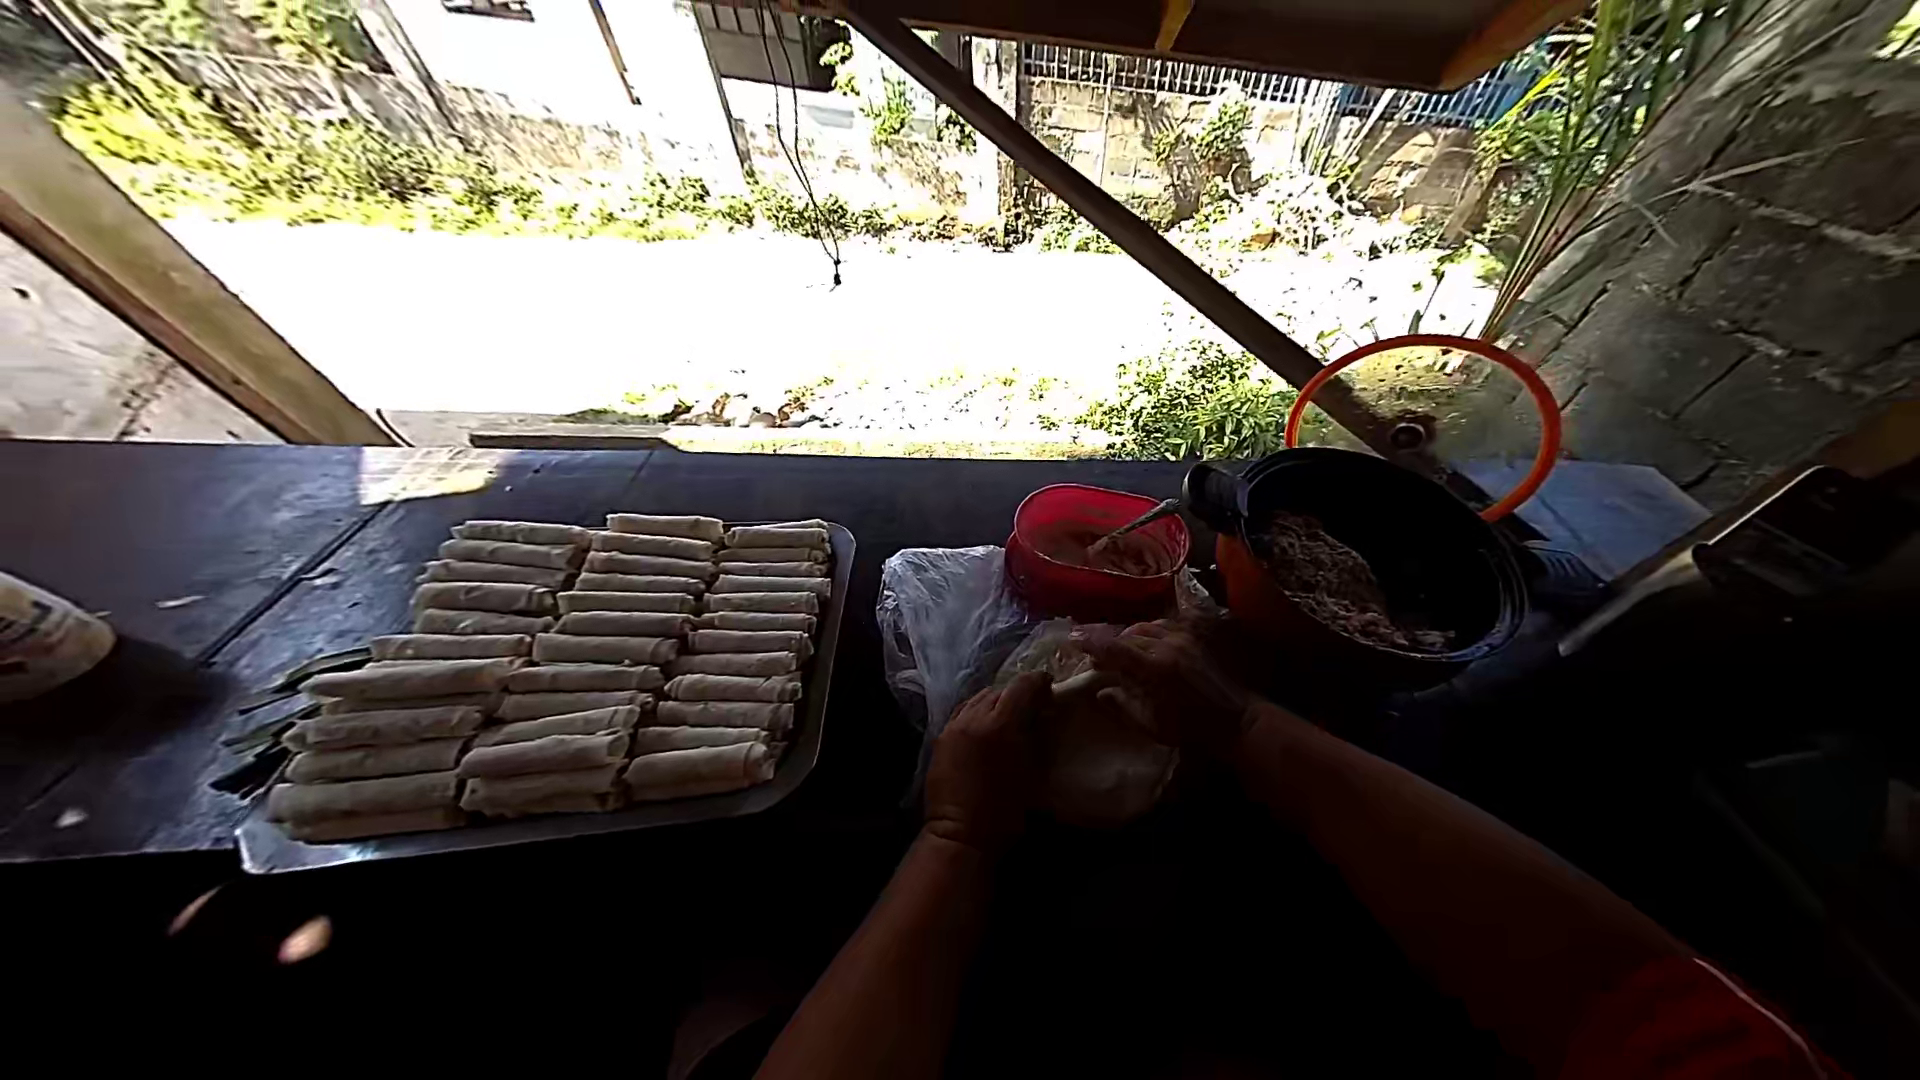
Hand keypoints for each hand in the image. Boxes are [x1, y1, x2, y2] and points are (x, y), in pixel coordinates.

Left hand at [924, 672, 1049, 855]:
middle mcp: (975, 717)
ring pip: (978, 697)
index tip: (1049, 685)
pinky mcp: (941, 736)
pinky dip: (977, 710)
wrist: (960, 834)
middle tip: (1032, 702)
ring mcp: (954, 725)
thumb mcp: (1031, 772)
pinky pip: (963, 711)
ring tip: (1008, 712)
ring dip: (996, 700)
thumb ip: (1036, 737)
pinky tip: (984, 723)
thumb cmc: (1005, 812)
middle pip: (999, 689)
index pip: (1022, 686)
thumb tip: (1042, 715)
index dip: (1038, 681)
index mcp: (1001, 723)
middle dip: (1017, 692)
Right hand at [1072, 618, 1257, 757]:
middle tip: (1096, 655)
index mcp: (1153, 669)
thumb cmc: (1191, 730)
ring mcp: (1182, 639)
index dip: (1090, 643)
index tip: (1072, 641)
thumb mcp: (1151, 726)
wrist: (1235, 721)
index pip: (1113, 648)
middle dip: (1108, 642)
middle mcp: (1166, 646)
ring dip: (1127, 635)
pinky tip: (1144, 641)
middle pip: (1126, 634)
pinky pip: (1163, 625)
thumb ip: (1121, 706)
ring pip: (1144, 626)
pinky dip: (1147, 630)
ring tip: (1119, 649)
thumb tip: (1099, 692)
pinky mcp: (1193, 638)